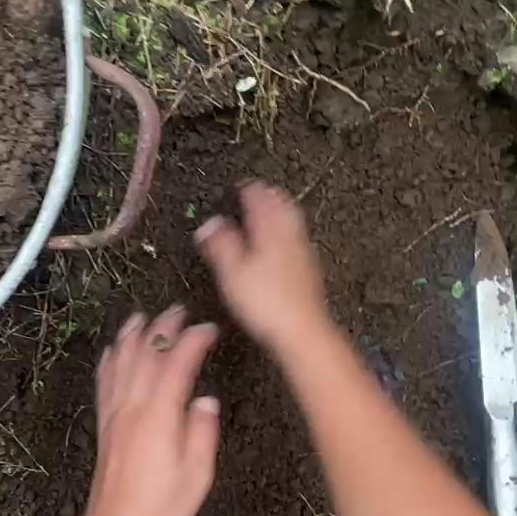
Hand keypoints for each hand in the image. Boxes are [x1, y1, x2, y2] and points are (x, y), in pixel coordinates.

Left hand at [82, 306, 220, 515]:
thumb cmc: (162, 508)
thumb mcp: (197, 475)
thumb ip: (202, 432)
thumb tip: (205, 399)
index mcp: (159, 416)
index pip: (177, 364)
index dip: (194, 341)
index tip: (210, 328)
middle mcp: (133, 407)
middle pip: (145, 354)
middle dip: (162, 327)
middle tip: (179, 310)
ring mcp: (114, 414)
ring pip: (120, 362)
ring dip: (132, 335)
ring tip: (142, 316)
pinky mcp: (104, 424)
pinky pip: (104, 382)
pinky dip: (109, 360)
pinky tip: (112, 349)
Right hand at [193, 181, 333, 355]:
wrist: (301, 330)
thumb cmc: (265, 301)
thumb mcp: (232, 272)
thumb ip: (220, 244)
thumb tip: (209, 225)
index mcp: (270, 232)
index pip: (260, 201)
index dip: (249, 190)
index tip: (242, 185)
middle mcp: (289, 238)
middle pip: (282, 207)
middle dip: (270, 197)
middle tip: (261, 190)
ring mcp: (302, 254)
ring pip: (292, 222)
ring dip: (281, 211)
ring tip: (273, 208)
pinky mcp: (307, 271)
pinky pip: (297, 240)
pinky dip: (287, 231)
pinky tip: (283, 243)